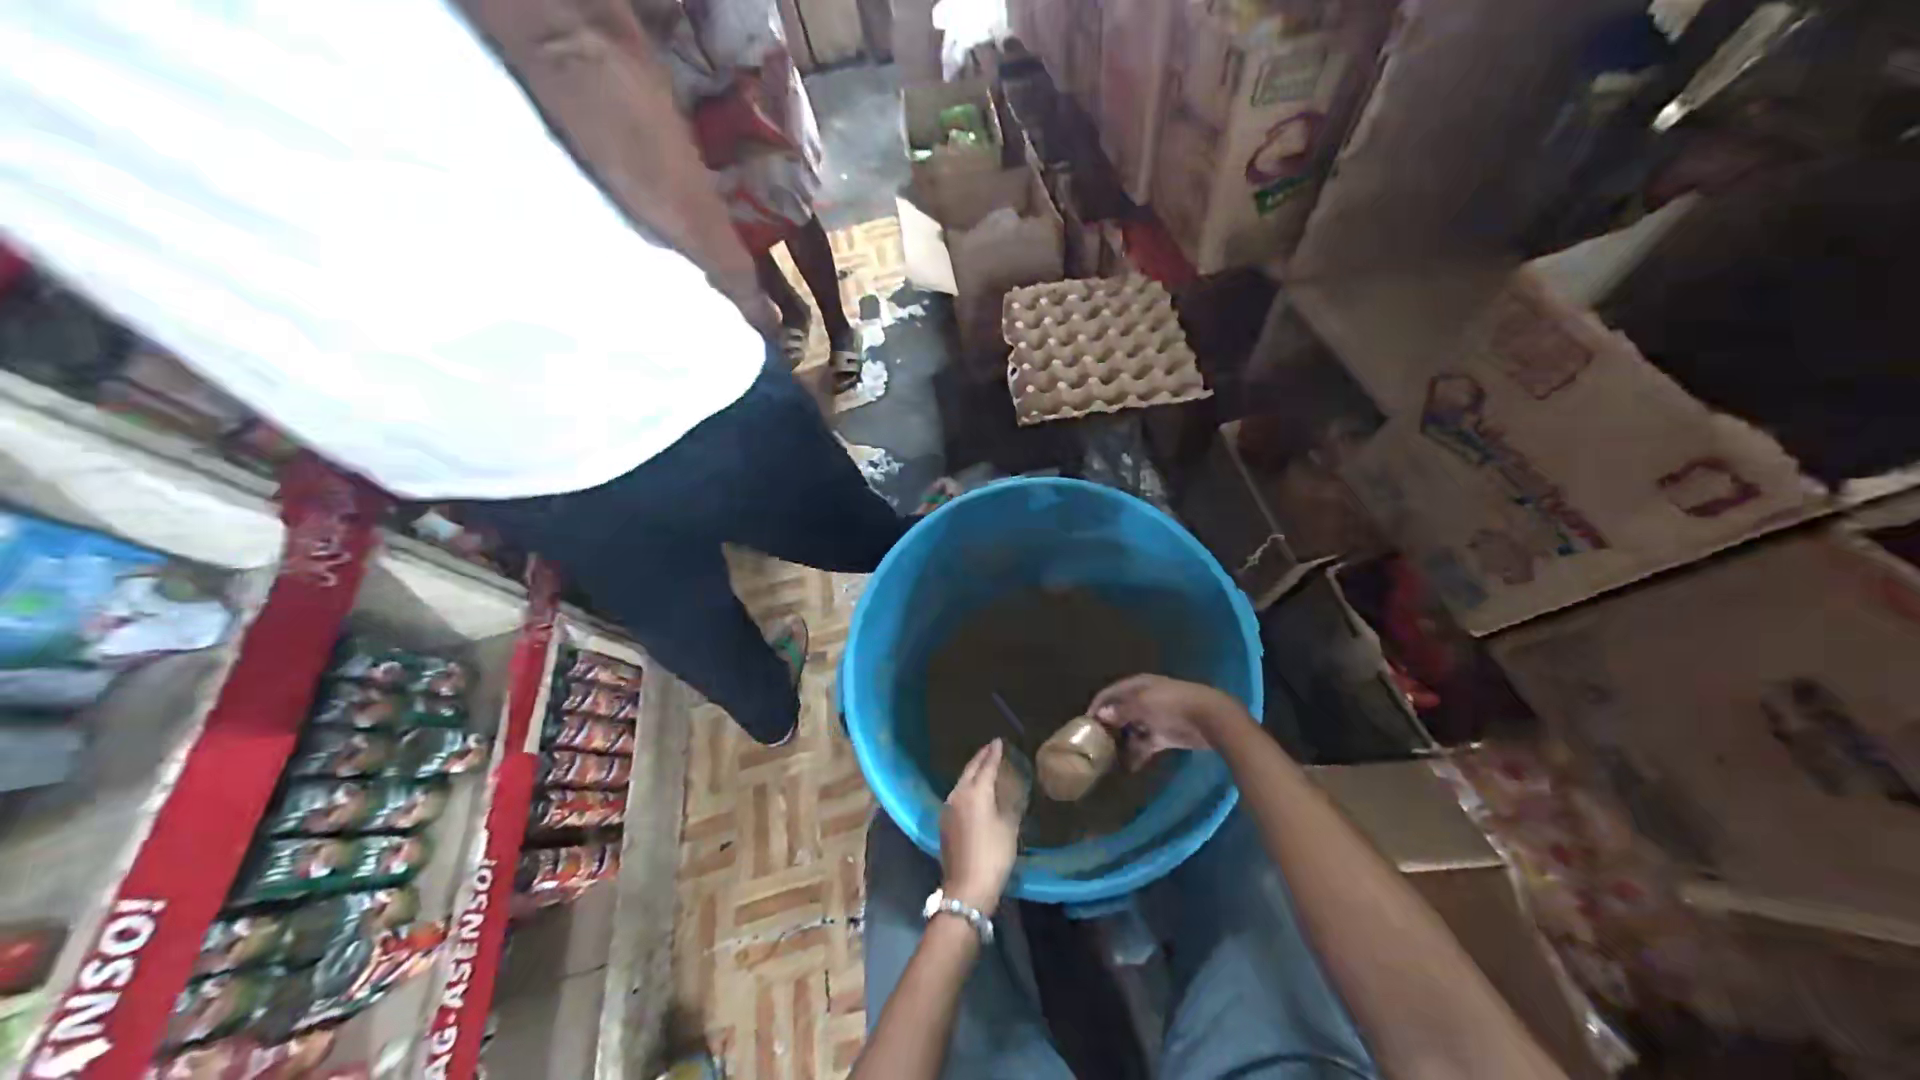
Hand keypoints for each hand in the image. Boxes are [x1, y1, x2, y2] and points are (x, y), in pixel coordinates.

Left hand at [939, 739, 1022, 913]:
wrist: (967, 886)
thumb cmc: (994, 854)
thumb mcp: (1009, 827)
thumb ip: (1011, 804)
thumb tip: (1013, 790)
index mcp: (976, 792)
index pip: (986, 766)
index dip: (994, 753)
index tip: (999, 741)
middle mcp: (958, 794)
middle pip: (970, 770)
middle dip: (981, 758)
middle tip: (991, 748)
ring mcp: (948, 808)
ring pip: (962, 782)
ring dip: (973, 772)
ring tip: (984, 766)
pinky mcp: (944, 822)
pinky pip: (958, 795)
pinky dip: (968, 787)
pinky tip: (975, 791)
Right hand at [1089, 675, 1249, 770]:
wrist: (1210, 718)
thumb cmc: (1172, 705)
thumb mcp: (1143, 705)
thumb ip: (1121, 710)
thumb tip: (1100, 715)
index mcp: (1138, 685)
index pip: (1111, 693)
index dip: (1097, 706)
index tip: (1084, 723)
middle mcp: (1144, 699)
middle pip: (1120, 712)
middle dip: (1108, 726)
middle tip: (1095, 743)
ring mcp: (1155, 717)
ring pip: (1132, 730)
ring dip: (1122, 742)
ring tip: (1109, 758)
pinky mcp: (1165, 735)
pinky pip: (1145, 744)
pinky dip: (1137, 753)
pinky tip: (1128, 766)